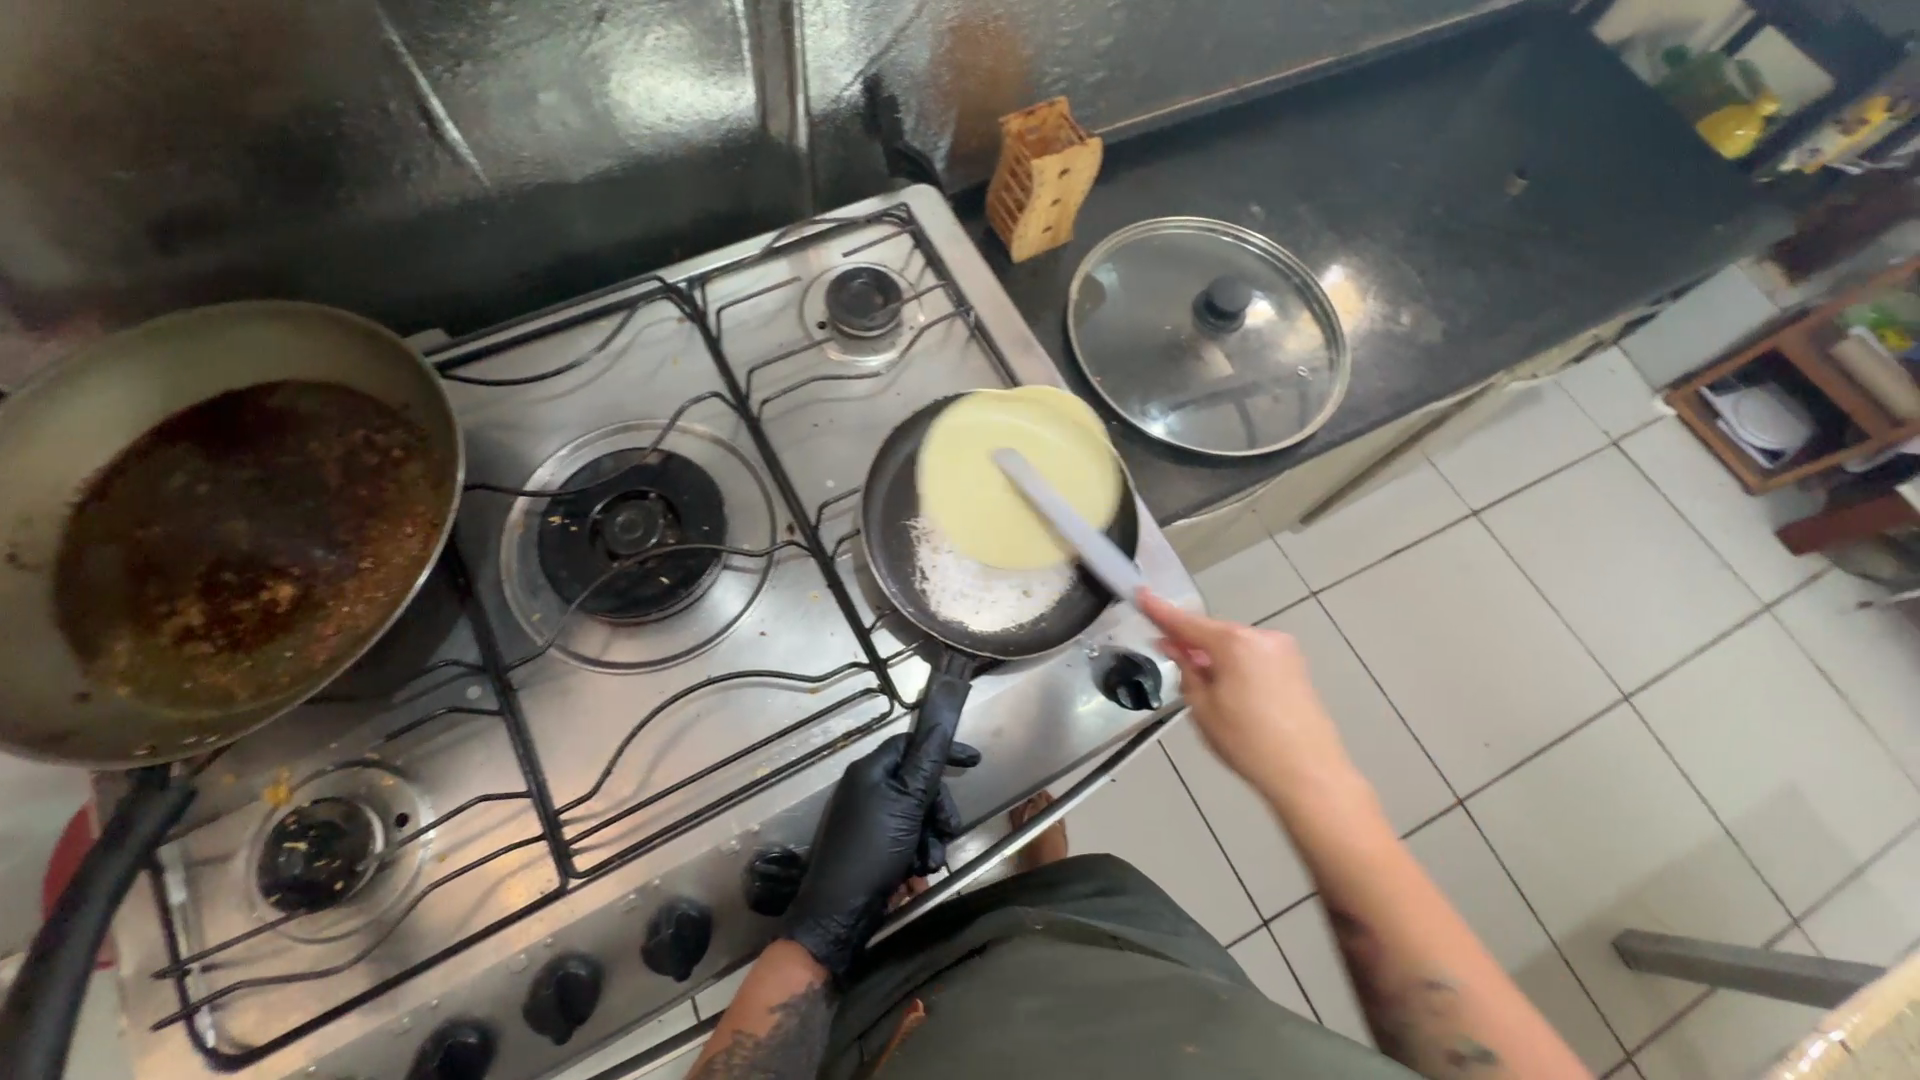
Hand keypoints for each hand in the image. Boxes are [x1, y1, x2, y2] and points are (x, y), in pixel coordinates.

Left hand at [782, 733, 978, 977]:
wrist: (841, 909)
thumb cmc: (873, 848)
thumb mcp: (907, 802)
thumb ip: (926, 762)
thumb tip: (938, 723)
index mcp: (870, 770)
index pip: (910, 744)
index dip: (942, 750)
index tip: (973, 761)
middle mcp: (867, 788)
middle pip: (917, 783)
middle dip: (937, 808)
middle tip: (949, 828)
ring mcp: (868, 817)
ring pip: (916, 815)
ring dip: (930, 837)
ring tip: (929, 860)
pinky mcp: (872, 844)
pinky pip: (905, 837)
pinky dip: (917, 852)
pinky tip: (918, 872)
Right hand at [1138, 589, 1354, 802]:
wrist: (1309, 774)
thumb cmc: (1247, 742)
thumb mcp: (1203, 708)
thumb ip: (1187, 670)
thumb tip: (1174, 647)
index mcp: (1235, 643)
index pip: (1187, 623)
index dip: (1160, 611)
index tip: (1140, 594)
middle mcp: (1262, 637)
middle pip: (1214, 633)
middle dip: (1191, 642)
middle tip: (1168, 654)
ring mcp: (1283, 651)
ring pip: (1235, 646)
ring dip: (1215, 656)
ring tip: (1203, 688)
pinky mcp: (1296, 668)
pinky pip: (1253, 657)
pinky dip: (1235, 665)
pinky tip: (1230, 691)